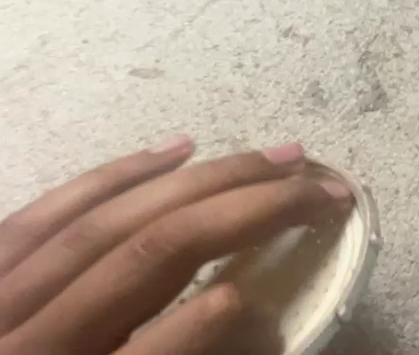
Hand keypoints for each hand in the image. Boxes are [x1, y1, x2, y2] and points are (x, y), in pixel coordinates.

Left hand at [0, 139, 349, 353]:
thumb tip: (252, 326)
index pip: (161, 348)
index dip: (234, 315)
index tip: (285, 301)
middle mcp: (16, 350)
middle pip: (152, 252)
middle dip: (255, 208)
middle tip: (324, 188)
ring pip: (111, 219)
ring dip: (214, 176)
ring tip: (284, 157)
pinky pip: (40, 214)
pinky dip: (118, 174)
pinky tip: (180, 148)